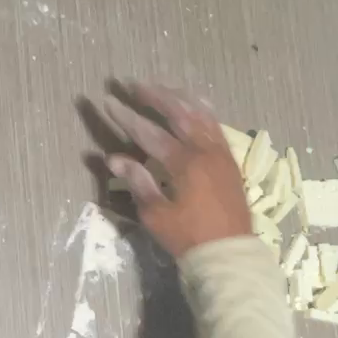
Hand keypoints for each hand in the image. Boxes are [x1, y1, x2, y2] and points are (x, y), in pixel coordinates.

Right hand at [99, 81, 251, 258]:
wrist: (228, 253)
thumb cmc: (187, 237)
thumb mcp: (155, 215)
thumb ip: (137, 182)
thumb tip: (114, 158)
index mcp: (184, 164)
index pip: (150, 133)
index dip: (127, 117)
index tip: (109, 102)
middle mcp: (205, 151)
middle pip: (179, 113)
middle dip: (155, 97)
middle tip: (134, 85)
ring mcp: (221, 153)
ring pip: (201, 114)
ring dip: (179, 98)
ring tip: (162, 88)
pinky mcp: (229, 160)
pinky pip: (215, 124)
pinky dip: (201, 109)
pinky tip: (194, 104)